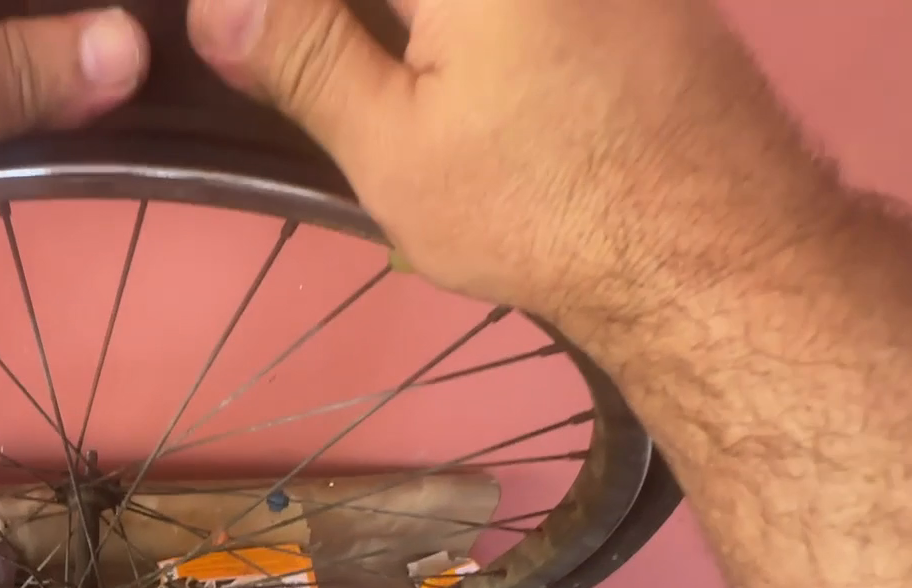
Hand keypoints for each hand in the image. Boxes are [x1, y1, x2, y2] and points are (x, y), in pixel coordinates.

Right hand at [187, 0, 841, 326]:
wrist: (698, 240)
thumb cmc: (531, 204)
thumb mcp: (390, 145)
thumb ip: (304, 59)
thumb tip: (213, 3)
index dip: (282, 23)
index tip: (256, 58)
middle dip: (331, 35)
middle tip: (295, 80)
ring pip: (423, 10)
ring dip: (374, 41)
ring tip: (365, 99)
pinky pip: (480, 13)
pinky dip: (427, 39)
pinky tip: (432, 94)